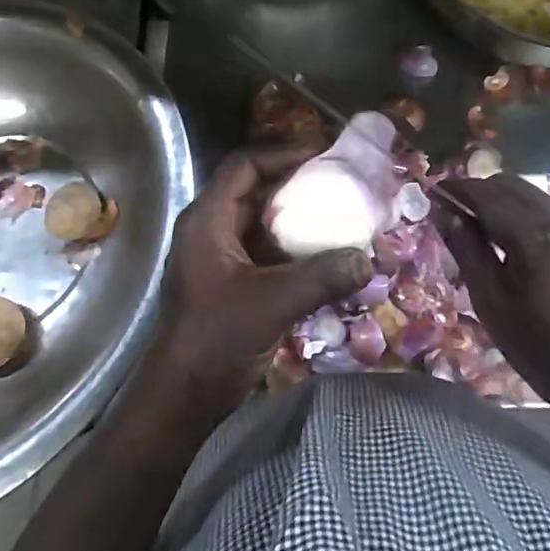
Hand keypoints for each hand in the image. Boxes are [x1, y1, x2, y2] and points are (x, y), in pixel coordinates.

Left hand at [150, 144, 374, 403]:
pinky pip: (266, 249)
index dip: (283, 153)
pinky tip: (325, 252)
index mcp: (207, 219)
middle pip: (255, 190)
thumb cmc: (215, 340)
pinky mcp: (232, 282)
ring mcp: (220, 257)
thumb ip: (320, 277)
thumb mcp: (271, 303)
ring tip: (339, 209)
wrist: (182, 399)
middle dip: (296, 182)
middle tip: (338, 178)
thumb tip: (367, 258)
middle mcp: (211, 230)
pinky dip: (294, 246)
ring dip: (297, 215)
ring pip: (262, 221)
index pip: (245, 166)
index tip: (323, 151)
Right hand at [435, 174, 549, 470]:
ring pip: (539, 198)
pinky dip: (536, 220)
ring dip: (509, 204)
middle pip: (514, 186)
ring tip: (490, 230)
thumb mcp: (493, 306)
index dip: (457, 188)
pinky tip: (528, 248)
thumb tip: (444, 211)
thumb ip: (467, 250)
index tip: (436, 191)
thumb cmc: (546, 355)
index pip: (487, 195)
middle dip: (482, 192)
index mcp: (537, 238)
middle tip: (458, 210)